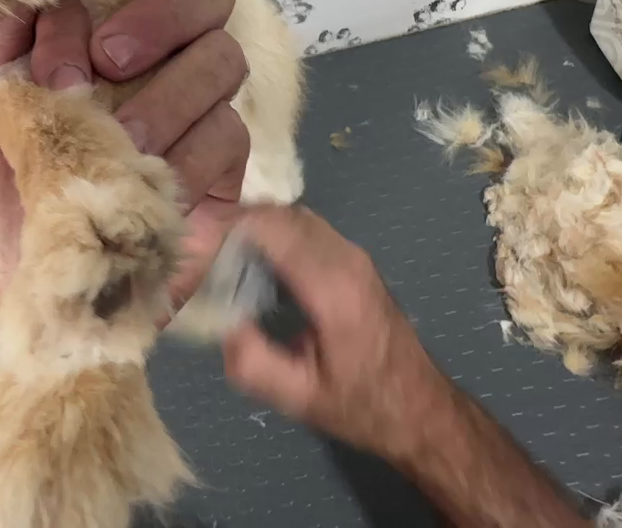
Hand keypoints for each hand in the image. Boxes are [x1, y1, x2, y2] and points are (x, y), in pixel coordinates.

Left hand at [0, 0, 249, 306]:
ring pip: (224, 62)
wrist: (41, 279)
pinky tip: (146, 181)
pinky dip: (187, 154)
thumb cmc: (13, 187)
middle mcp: (164, 63)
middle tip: (107, 62)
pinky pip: (232, 136)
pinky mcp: (225, 173)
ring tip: (117, 140)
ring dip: (165, 96)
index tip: (53, 45)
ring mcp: (200, 115)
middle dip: (160, 17)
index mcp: (110, 37)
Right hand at [221, 206, 449, 461]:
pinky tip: (257, 260)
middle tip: (204, 250)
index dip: (228, 228)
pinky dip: (274, 230)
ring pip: (293, 214)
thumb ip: (253, 363)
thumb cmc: (362, 405)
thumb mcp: (300, 398)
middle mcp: (344, 258)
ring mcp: (353, 253)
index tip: (199, 248)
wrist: (422, 408)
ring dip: (256, 225)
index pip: (270, 227)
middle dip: (236, 223)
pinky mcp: (353, 257)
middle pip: (279, 213)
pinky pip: (305, 225)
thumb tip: (219, 322)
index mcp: (331, 287)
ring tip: (225, 254)